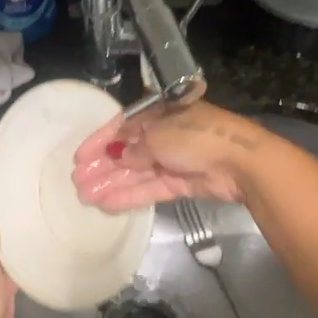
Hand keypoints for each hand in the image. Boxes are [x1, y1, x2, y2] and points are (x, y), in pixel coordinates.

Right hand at [72, 100, 271, 210]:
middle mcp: (164, 135)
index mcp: (159, 113)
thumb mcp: (158, 135)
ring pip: (136, 173)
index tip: (79, 158)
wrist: (240, 161)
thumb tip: (117, 157)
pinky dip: (130, 196)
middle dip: (102, 167)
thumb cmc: (196, 136)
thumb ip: (133, 148)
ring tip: (86, 197)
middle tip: (78, 182)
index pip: (122, 127)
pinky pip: (150, 189)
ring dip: (111, 184)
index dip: (100, 142)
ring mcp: (173, 161)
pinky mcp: (181, 183)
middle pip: (127, 152)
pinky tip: (108, 203)